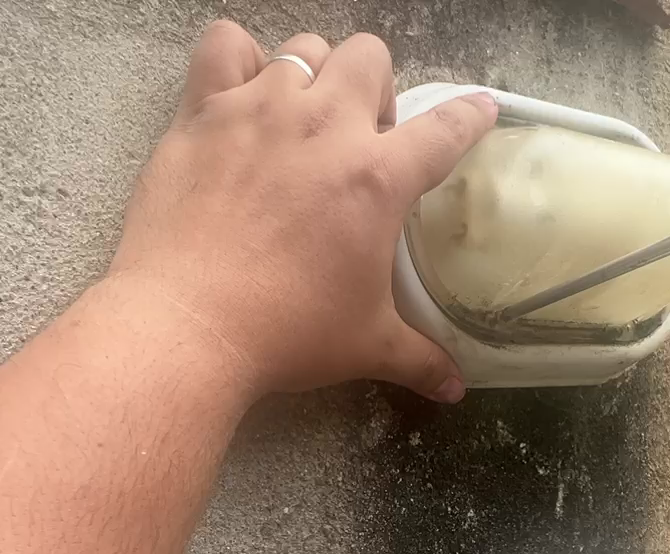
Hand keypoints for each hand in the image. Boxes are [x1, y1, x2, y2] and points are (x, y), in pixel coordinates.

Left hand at [104, 22, 496, 403]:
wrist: (189, 326)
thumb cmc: (289, 334)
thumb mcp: (367, 348)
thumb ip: (420, 361)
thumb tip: (455, 390)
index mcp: (377, 178)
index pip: (445, 129)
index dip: (470, 116)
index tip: (480, 109)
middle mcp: (324, 125)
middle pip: (370, 59)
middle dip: (376, 93)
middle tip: (360, 144)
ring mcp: (260, 109)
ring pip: (304, 49)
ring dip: (315, 78)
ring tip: (302, 124)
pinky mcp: (203, 112)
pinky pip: (225, 46)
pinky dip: (238, 61)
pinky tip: (240, 98)